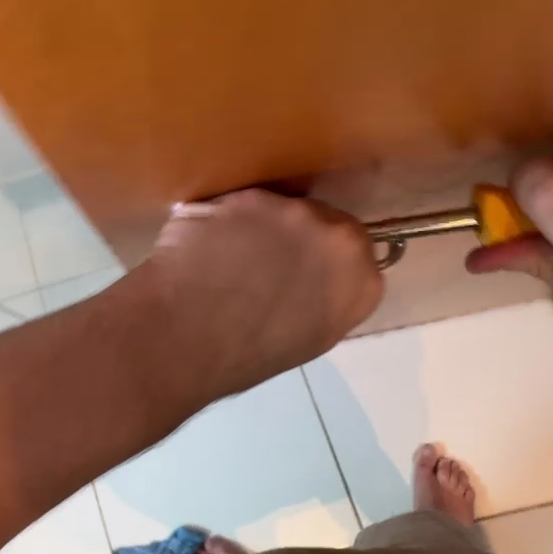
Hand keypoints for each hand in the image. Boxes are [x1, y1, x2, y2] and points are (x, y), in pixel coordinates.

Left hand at [118, 189, 382, 409]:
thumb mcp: (307, 339)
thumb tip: (305, 285)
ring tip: (220, 254)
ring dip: (252, 224)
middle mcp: (337, 239)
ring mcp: (292, 213)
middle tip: (257, 257)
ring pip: (274, 207)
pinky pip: (232, 204)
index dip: (318, 256)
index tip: (295, 265)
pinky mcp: (247, 197)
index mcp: (360, 283)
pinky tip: (198, 245)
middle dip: (291, 233)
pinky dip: (216, 221)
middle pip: (318, 220)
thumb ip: (321, 300)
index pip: (351, 254)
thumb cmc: (246, 356)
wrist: (192, 335)